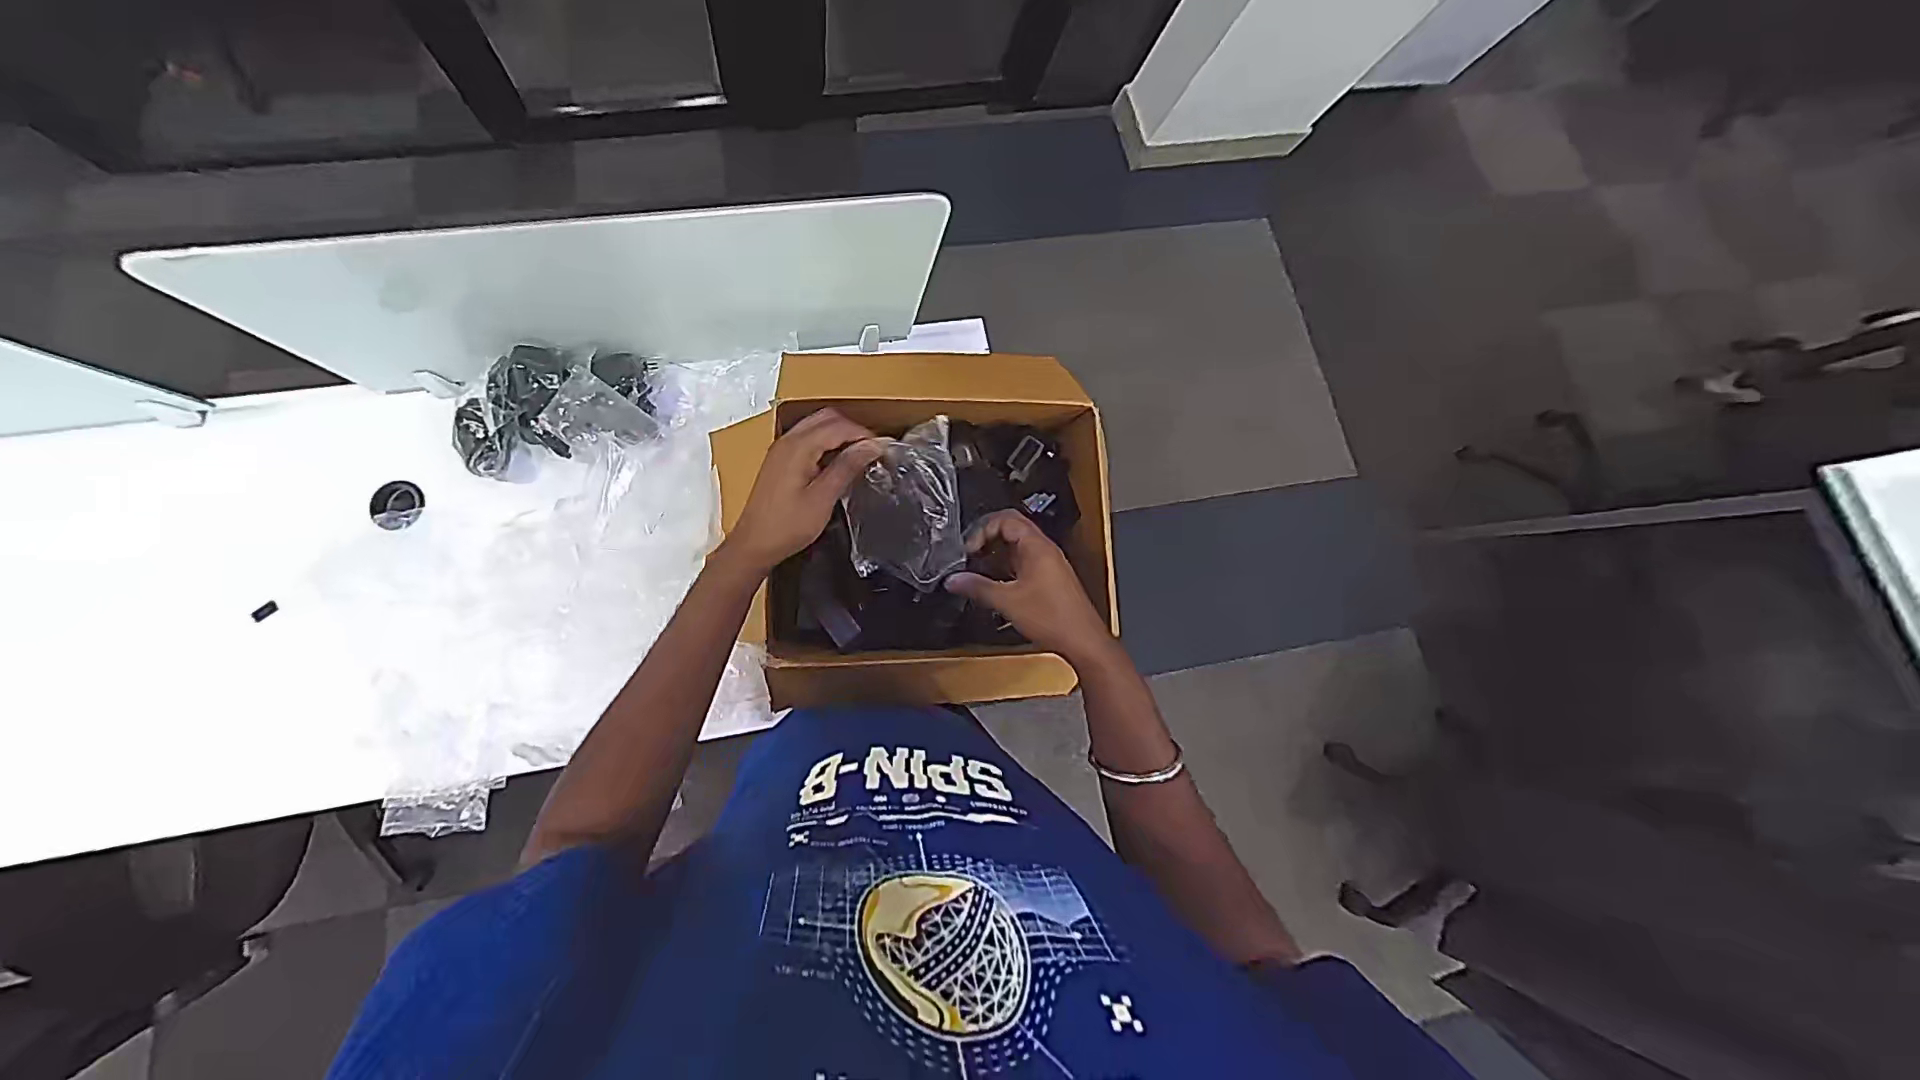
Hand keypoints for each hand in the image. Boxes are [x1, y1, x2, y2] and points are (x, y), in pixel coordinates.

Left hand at [719, 408, 883, 575]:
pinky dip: (826, 442)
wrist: (754, 544)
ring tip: (860, 456)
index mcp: (798, 447)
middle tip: (873, 450)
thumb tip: (871, 446)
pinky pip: (807, 438)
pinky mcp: (780, 460)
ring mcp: (781, 449)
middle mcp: (787, 441)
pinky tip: (838, 463)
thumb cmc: (787, 526)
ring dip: (840, 434)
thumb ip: (847, 467)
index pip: (838, 426)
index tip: (883, 449)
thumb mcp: (823, 498)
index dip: (864, 435)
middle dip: (853, 429)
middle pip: (827, 418)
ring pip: (817, 425)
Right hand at [944, 510, 1115, 661]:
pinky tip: (996, 585)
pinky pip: (1024, 563)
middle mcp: (1045, 551)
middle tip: (970, 554)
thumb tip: (955, 580)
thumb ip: (977, 588)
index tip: (969, 548)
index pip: (1005, 518)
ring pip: (1017, 547)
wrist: (1082, 640)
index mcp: (1037, 547)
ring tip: (978, 570)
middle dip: (986, 539)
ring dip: (996, 555)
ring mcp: (1048, 564)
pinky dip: (1006, 568)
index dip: (982, 530)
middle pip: (1011, 529)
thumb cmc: (1055, 619)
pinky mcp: (1049, 579)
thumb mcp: (1007, 601)